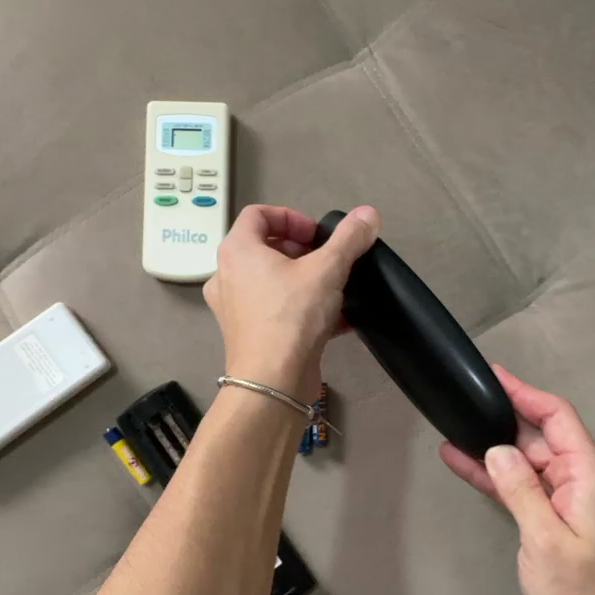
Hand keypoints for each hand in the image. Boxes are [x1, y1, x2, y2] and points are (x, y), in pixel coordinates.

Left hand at [203, 205, 378, 396]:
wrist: (272, 381)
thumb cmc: (293, 315)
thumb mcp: (327, 269)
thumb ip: (348, 239)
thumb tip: (368, 213)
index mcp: (237, 250)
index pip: (258, 214)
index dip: (291, 217)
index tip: (317, 237)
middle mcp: (227, 275)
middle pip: (263, 247)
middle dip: (300, 251)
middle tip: (326, 262)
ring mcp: (232, 307)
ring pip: (269, 281)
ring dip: (301, 280)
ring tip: (331, 290)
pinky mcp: (245, 334)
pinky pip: (273, 309)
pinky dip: (298, 308)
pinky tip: (334, 320)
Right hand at [439, 367, 594, 594]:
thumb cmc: (577, 591)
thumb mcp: (545, 540)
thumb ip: (521, 490)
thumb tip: (497, 448)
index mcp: (589, 476)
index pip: (558, 418)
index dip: (527, 394)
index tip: (494, 376)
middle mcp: (581, 480)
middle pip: (540, 437)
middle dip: (504, 418)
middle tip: (463, 400)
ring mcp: (567, 500)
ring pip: (526, 461)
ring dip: (492, 448)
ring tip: (453, 428)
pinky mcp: (552, 518)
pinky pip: (521, 486)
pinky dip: (495, 476)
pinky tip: (463, 462)